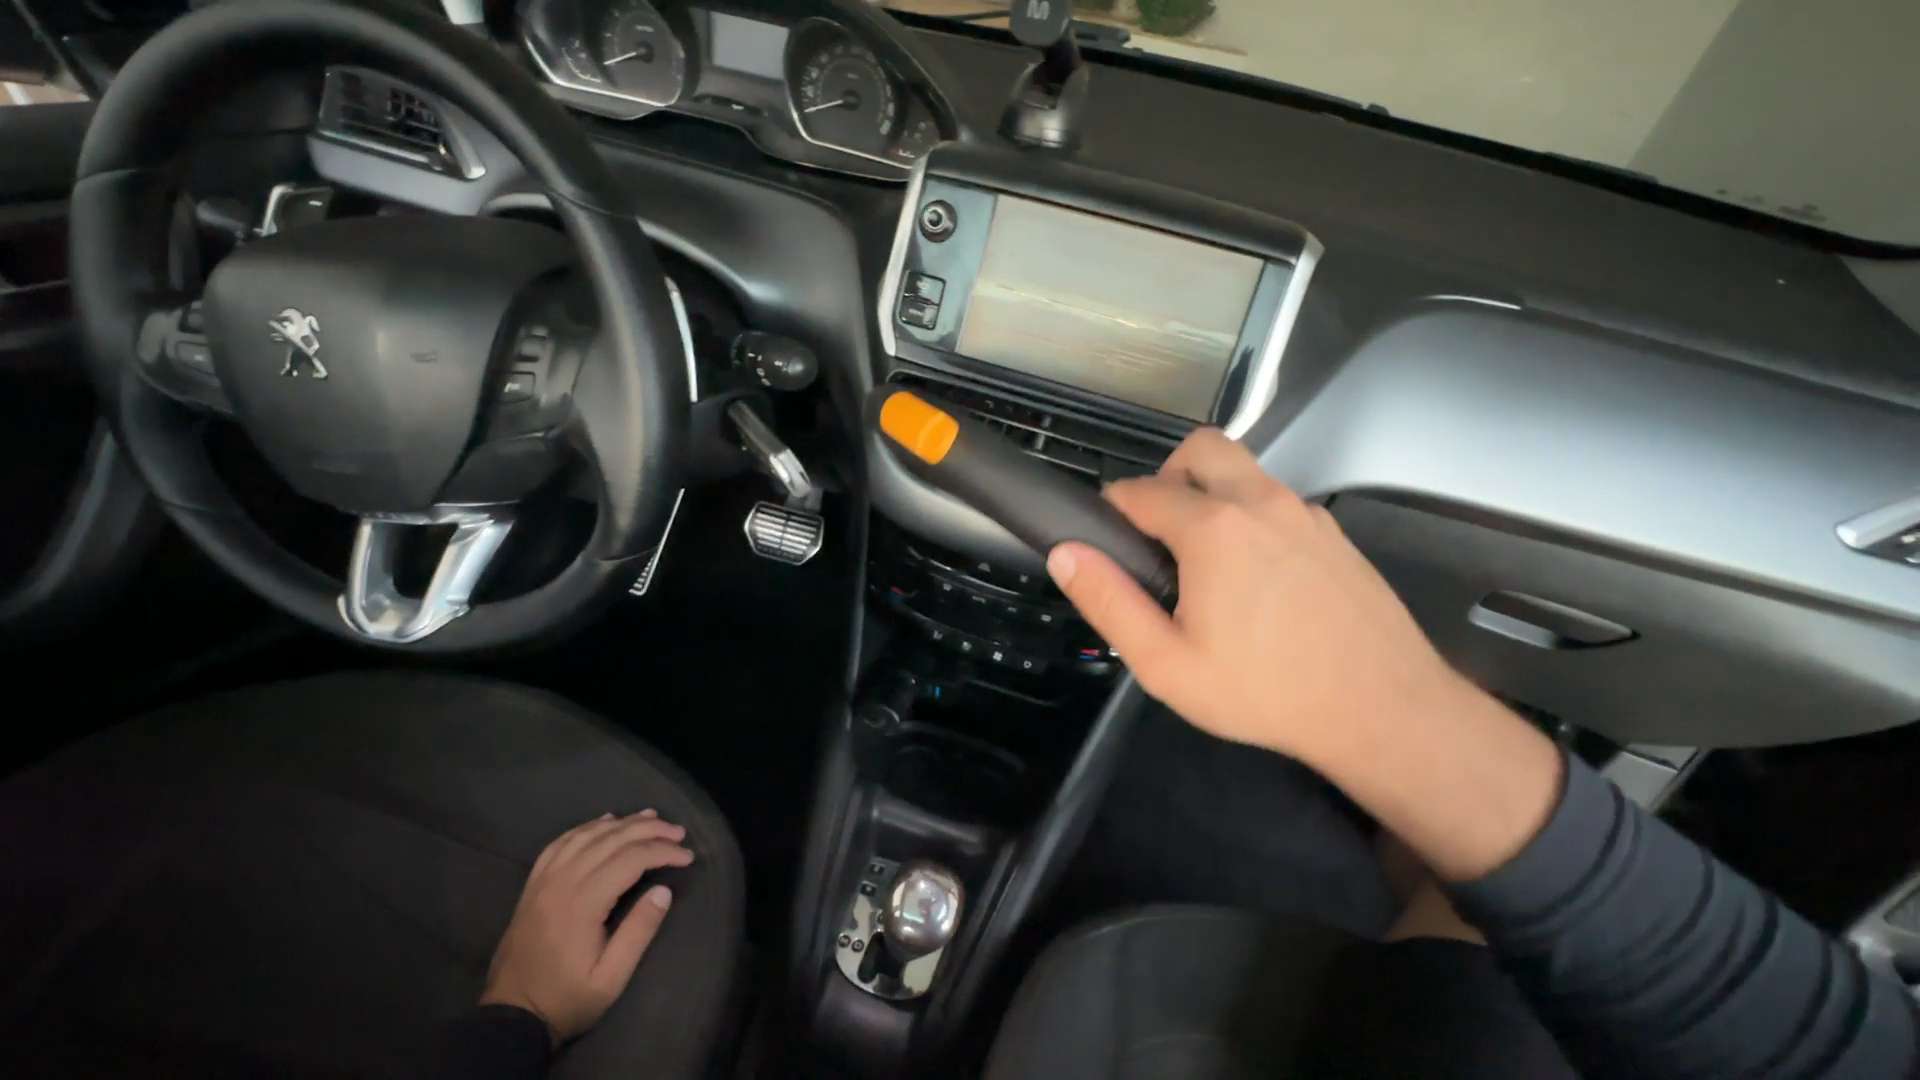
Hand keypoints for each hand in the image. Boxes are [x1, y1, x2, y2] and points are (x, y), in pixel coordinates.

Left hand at [480, 810, 693, 1043]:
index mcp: (583, 903)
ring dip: (622, 822)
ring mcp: (544, 881)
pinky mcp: (533, 885)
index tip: (687, 856)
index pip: (631, 859)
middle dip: (649, 830)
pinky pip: (560, 843)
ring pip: (587, 835)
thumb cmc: (567, 999)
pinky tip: (604, 822)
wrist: (511, 1016)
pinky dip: (586, 827)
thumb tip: (664, 891)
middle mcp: (562, 882)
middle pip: (612, 839)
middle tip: (677, 832)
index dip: (663, 852)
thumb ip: (638, 932)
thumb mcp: (610, 978)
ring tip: (650, 817)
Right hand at [1049, 429, 1562, 879]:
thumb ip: (1108, 601)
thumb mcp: (1166, 663)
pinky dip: (1251, 517)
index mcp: (1212, 527)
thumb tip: (1067, 554)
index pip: (1139, 490)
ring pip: (1242, 471)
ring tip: (1204, 561)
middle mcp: (1259, 502)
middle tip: (1158, 536)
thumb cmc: (1266, 691)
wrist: (1382, 708)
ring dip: (1210, 494)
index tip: (1109, 545)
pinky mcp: (1332, 532)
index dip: (1111, 513)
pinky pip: (1276, 501)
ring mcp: (1303, 513)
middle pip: (1198, 449)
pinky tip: (1256, 580)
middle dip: (1166, 477)